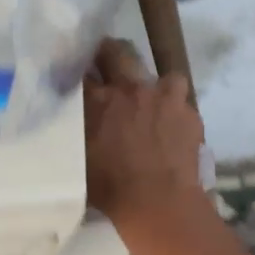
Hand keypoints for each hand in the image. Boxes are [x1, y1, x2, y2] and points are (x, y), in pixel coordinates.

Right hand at [82, 39, 206, 224]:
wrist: (158, 202)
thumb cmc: (108, 188)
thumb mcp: (77, 159)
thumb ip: (73, 132)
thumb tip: (66, 119)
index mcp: (97, 102)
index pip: (80, 71)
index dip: (74, 69)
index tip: (69, 72)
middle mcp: (130, 89)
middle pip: (117, 52)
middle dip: (107, 53)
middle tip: (101, 62)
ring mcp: (164, 97)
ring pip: (157, 74)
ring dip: (149, 84)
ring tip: (145, 102)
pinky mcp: (188, 111)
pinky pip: (178, 100)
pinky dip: (170, 108)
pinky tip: (166, 125)